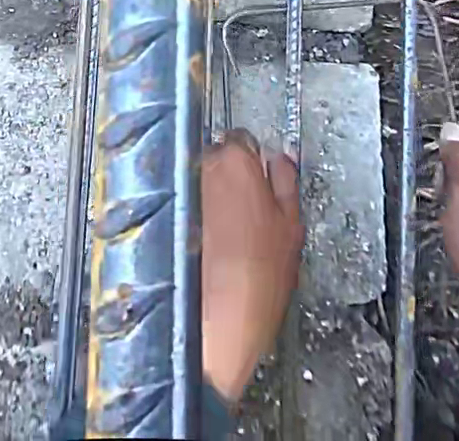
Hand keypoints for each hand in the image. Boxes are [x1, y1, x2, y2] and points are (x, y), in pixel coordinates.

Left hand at [201, 129, 302, 403]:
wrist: (221, 320)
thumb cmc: (258, 275)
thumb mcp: (291, 222)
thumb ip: (286, 179)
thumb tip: (280, 159)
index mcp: (235, 159)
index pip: (243, 138)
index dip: (254, 159)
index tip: (260, 174)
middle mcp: (201, 168)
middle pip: (219, 156)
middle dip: (232, 173)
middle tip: (249, 204)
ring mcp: (181, 191)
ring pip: (201, 179)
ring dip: (212, 192)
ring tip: (229, 227)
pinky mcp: (168, 215)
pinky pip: (186, 202)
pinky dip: (196, 212)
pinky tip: (211, 239)